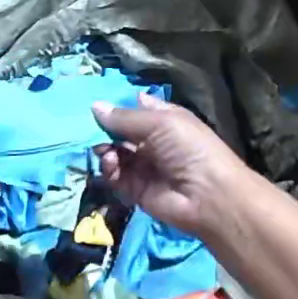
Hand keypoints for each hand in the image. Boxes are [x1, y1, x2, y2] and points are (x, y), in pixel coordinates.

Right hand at [91, 94, 256, 241]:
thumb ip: (124, 117)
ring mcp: (143, 165)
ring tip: (106, 150)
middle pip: (119, 130)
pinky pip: (114, 175)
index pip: (134, 107)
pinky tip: (111, 164)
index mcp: (163, 119)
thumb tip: (94, 106)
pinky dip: (109, 168)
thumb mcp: (160, 123)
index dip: (115, 104)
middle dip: (103, 128)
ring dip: (105, 148)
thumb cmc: (190, 149)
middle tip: (88, 128)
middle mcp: (152, 140)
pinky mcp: (135, 189)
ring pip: (113, 152)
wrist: (209, 197)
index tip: (91, 101)